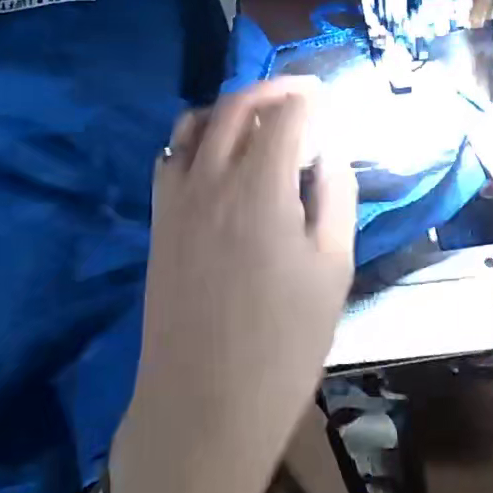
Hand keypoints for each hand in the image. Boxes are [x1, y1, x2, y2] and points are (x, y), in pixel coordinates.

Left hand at [109, 77, 356, 492]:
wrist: (205, 403)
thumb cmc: (284, 343)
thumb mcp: (333, 268)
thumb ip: (334, 196)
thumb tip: (328, 151)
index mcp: (260, 187)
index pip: (284, 115)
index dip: (308, 98)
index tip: (325, 96)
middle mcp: (211, 178)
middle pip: (236, 106)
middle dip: (271, 88)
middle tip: (299, 94)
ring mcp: (176, 197)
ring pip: (196, 123)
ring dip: (231, 107)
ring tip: (259, 118)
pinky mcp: (158, 220)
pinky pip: (171, 156)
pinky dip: (196, 138)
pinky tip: (217, 157)